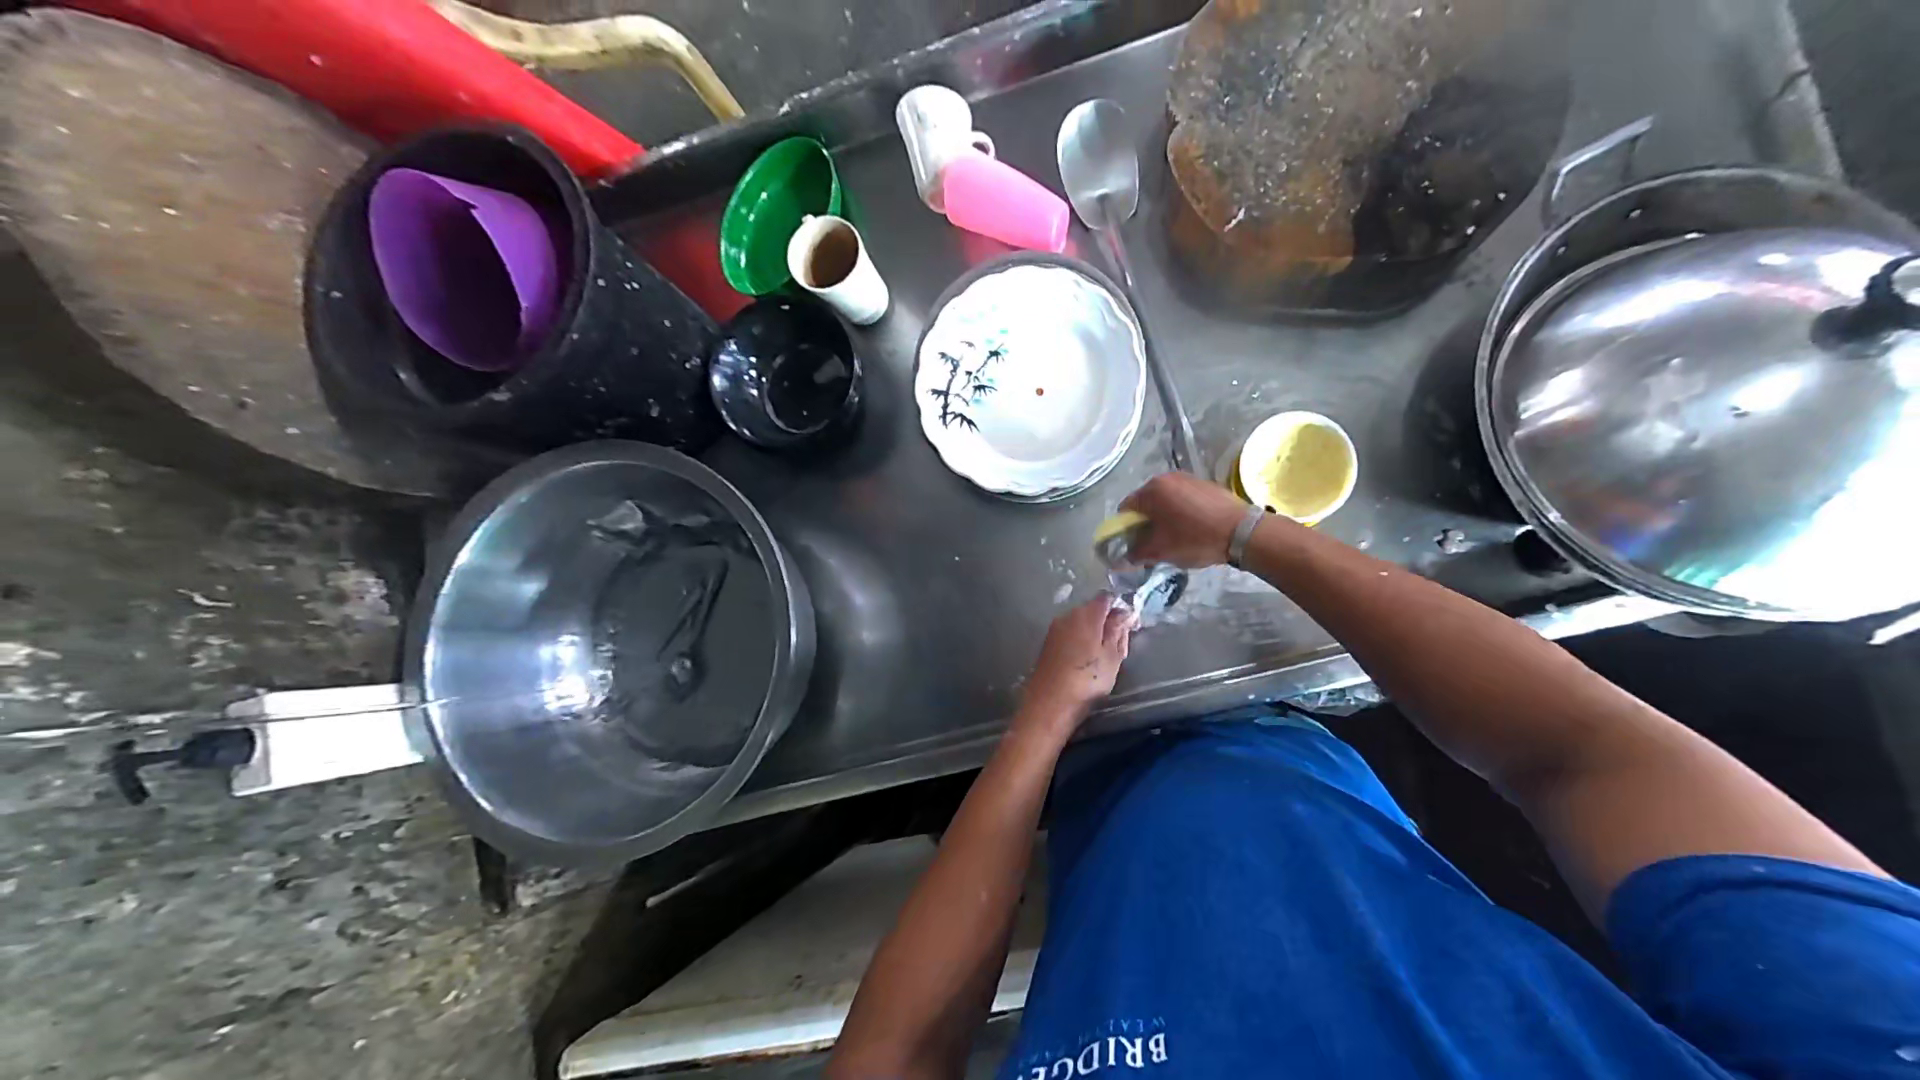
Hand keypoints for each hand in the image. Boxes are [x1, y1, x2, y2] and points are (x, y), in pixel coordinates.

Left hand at [1019, 594, 1135, 729]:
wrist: (1049, 702)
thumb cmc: (1087, 679)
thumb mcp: (1112, 655)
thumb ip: (1118, 630)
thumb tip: (1124, 612)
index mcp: (1085, 614)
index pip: (1106, 598)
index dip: (1121, 608)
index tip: (1130, 625)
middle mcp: (1067, 615)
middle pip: (1093, 610)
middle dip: (1108, 623)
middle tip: (1120, 648)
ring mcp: (1055, 629)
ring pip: (1081, 623)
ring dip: (1095, 634)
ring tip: (1104, 660)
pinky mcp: (1048, 643)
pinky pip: (1070, 634)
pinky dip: (1081, 642)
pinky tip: (1087, 663)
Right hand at [1119, 473, 1249, 567]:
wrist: (1242, 532)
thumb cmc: (1195, 539)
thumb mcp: (1160, 551)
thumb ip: (1135, 554)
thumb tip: (1121, 560)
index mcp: (1151, 490)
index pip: (1125, 508)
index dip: (1126, 528)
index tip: (1136, 544)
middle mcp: (1167, 477)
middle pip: (1145, 502)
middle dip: (1146, 522)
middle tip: (1156, 542)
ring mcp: (1188, 478)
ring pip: (1166, 500)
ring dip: (1165, 516)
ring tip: (1177, 535)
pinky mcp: (1206, 484)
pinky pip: (1184, 498)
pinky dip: (1182, 511)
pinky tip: (1194, 527)